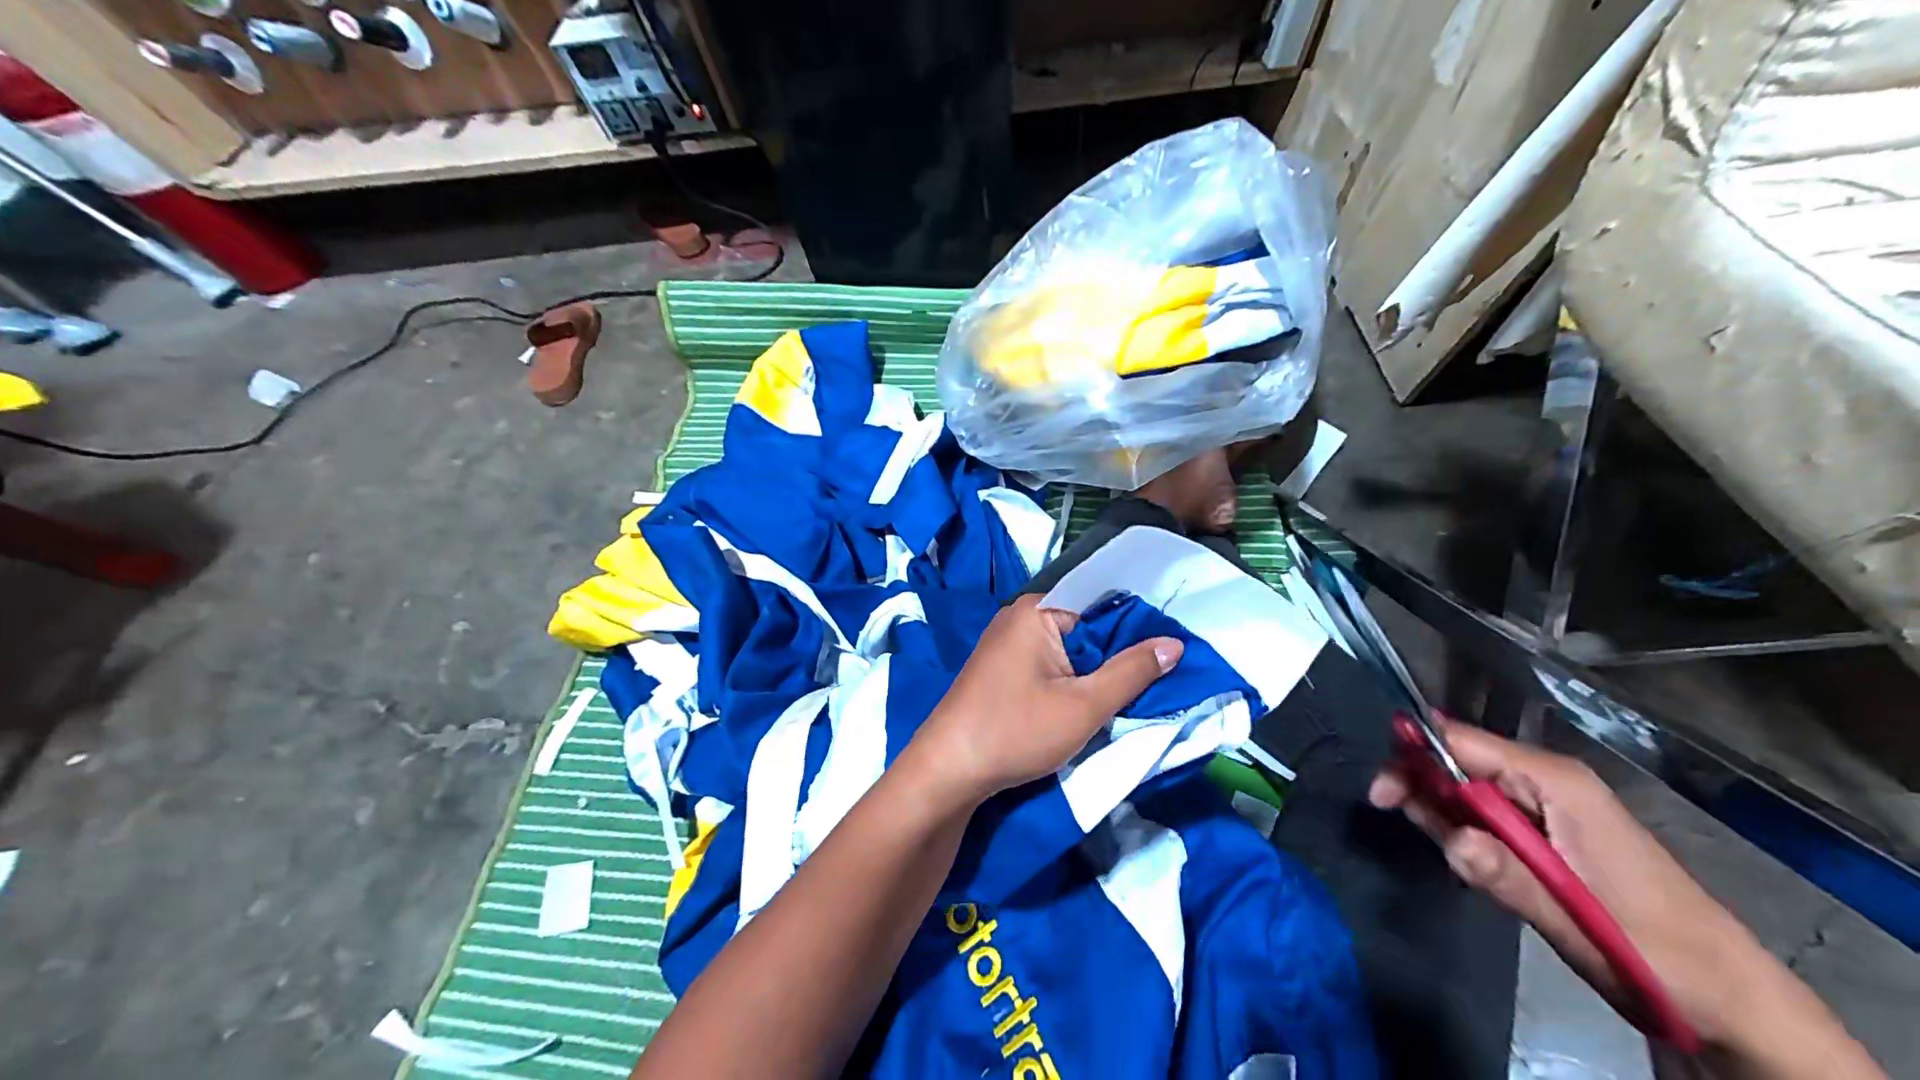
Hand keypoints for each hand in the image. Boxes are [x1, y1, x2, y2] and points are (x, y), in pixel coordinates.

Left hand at [902, 595, 1183, 808]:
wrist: (949, 769)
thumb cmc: (1016, 730)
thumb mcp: (1084, 705)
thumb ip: (1132, 672)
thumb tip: (1174, 643)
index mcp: (1036, 610)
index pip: (1101, 603)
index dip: (1138, 627)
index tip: (1171, 651)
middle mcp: (1019, 616)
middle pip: (1085, 626)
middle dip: (1117, 653)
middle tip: (1158, 679)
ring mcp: (1006, 642)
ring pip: (1068, 649)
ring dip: (1095, 672)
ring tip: (1129, 694)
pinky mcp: (1001, 668)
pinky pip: (1049, 663)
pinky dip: (1071, 680)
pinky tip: (1089, 702)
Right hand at [1369, 718, 1850, 1066]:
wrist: (1727, 996)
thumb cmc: (1659, 949)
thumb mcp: (1578, 918)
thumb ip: (1508, 876)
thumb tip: (1449, 839)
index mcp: (1556, 782)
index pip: (1464, 741)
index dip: (1415, 754)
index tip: (1380, 791)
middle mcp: (1546, 781)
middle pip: (1458, 759)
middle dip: (1417, 780)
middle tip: (1387, 811)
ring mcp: (1545, 805)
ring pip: (1465, 786)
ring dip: (1437, 808)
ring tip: (1435, 844)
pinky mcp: (1542, 831)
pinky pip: (1482, 813)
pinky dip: (1460, 828)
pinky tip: (1460, 853)